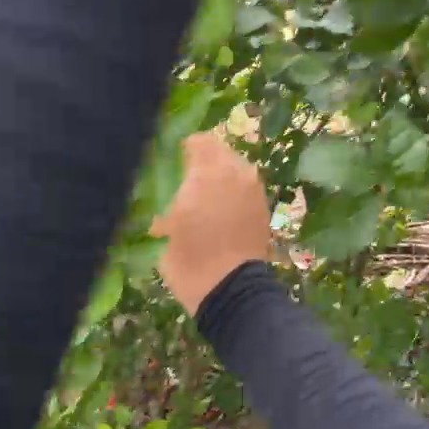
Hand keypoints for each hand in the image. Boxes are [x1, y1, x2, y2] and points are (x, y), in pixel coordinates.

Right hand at [152, 133, 273, 314]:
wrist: (228, 287)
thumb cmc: (188, 254)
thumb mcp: (165, 222)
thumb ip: (166, 191)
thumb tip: (164, 183)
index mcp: (208, 170)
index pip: (198, 141)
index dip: (184, 149)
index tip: (172, 162)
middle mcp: (236, 170)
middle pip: (219, 152)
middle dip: (204, 163)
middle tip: (187, 181)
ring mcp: (254, 187)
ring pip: (234, 169)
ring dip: (220, 178)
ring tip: (206, 199)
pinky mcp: (263, 205)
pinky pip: (245, 187)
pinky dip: (234, 194)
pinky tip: (222, 212)